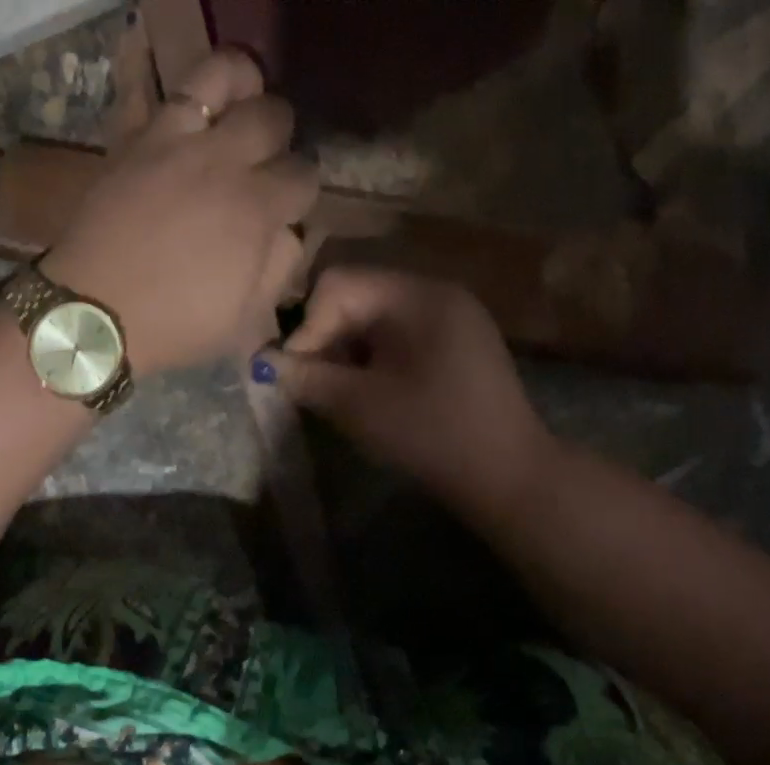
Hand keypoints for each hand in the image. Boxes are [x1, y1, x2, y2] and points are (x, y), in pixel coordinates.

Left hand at [40, 50, 318, 373]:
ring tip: (235, 113)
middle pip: (274, 116)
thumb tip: (289, 234)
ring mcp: (177, 142)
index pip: (304, 175)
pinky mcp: (136, 138)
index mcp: (257, 209)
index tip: (285, 212)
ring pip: (226, 75)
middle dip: (279, 139)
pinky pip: (170, 93)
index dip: (300, 193)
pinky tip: (194, 116)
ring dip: (242, 88)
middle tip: (262, 166)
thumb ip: (278, 270)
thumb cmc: (171, 328)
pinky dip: (190, 96)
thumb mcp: (242, 322)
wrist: (92, 315)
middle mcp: (223, 161)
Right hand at [262, 267, 555, 517]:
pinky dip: (372, 361)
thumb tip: (264, 363)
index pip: (338, 284)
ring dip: (346, 353)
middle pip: (356, 298)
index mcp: (417, 296)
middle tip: (313, 386)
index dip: (307, 327)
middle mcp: (436, 294)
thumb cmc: (430, 434)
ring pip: (374, 320)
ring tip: (339, 395)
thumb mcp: (358, 406)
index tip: (299, 376)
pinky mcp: (456, 346)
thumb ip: (307, 378)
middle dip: (325, 339)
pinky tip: (371, 396)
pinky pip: (398, 338)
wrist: (505, 474)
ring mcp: (451, 319)